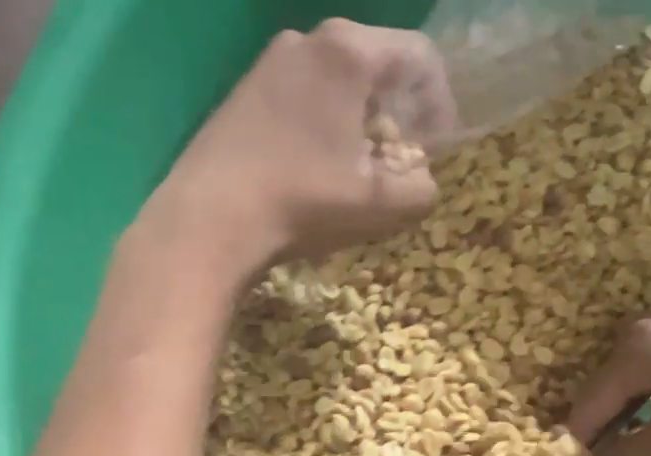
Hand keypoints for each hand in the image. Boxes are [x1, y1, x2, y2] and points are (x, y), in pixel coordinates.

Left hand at [142, 19, 455, 279]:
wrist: (210, 219)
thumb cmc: (304, 202)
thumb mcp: (380, 205)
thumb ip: (421, 189)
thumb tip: (423, 179)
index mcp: (349, 52)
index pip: (420, 58)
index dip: (441, 105)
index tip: (436, 151)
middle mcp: (308, 40)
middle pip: (377, 66)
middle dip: (400, 114)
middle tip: (400, 163)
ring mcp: (269, 62)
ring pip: (338, 83)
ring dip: (360, 122)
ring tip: (358, 171)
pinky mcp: (244, 91)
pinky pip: (303, 96)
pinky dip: (324, 125)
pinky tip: (316, 169)